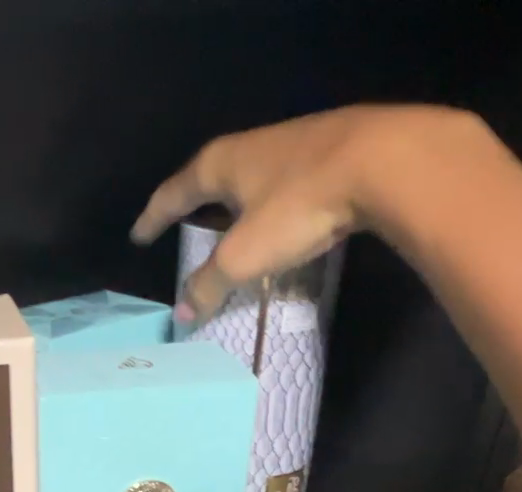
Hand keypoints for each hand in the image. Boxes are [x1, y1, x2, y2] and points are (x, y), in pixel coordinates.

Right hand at [130, 104, 493, 323]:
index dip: (153, 217)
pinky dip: (269, 204)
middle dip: (194, 204)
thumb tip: (181, 315)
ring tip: (228, 224)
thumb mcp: (244, 255)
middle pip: (209, 178)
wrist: (382, 162)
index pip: (173, 193)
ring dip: (234, 202)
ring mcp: (291, 145)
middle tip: (181, 224)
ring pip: (249, 178)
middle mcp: (249, 148)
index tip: (139, 234)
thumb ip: (209, 285)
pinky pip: (282, 183)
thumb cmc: (296, 207)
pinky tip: (279, 217)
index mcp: (219, 165)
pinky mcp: (327, 153)